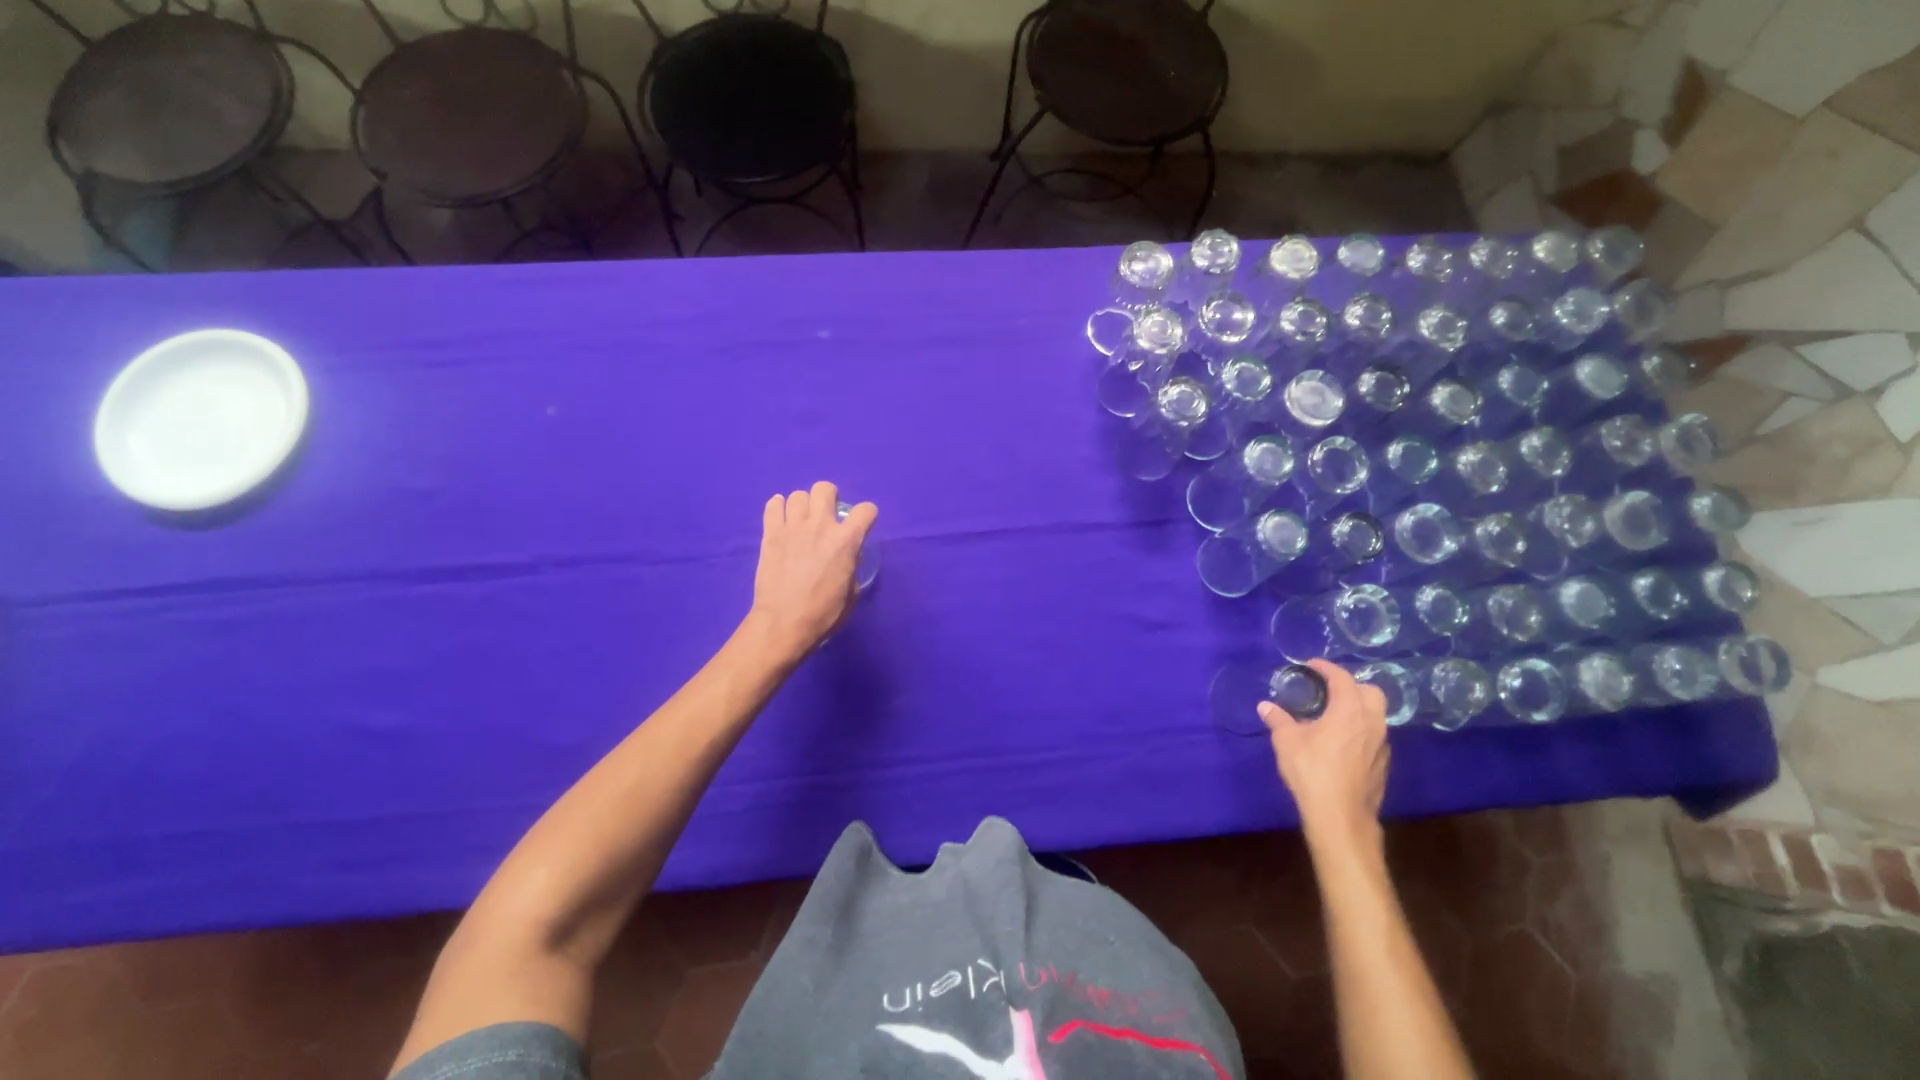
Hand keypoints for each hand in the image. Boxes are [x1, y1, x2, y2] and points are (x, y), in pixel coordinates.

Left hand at [747, 481, 876, 660]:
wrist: (784, 623)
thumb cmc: (824, 614)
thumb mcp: (851, 592)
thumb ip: (851, 567)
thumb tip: (848, 558)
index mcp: (846, 541)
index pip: (866, 510)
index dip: (867, 515)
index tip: (862, 525)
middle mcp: (820, 526)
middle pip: (825, 489)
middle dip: (829, 497)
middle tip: (826, 516)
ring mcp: (793, 527)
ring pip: (798, 495)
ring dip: (803, 506)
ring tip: (801, 521)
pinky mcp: (770, 534)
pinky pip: (773, 505)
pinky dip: (778, 508)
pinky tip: (781, 521)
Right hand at [1260, 659, 1389, 848]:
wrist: (1340, 815)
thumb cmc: (1312, 771)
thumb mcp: (1287, 742)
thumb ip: (1278, 720)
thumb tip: (1265, 706)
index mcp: (1349, 710)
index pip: (1342, 678)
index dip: (1327, 668)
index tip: (1312, 665)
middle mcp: (1371, 722)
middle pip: (1371, 691)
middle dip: (1352, 685)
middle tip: (1330, 690)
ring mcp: (1381, 743)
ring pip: (1376, 715)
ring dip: (1359, 708)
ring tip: (1335, 715)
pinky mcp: (1383, 763)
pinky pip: (1375, 736)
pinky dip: (1361, 730)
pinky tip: (1343, 743)